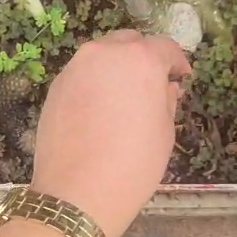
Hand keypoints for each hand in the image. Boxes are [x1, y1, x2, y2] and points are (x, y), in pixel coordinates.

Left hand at [30, 30, 190, 236]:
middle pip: (129, 43)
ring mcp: (75, 68)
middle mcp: (104, 53)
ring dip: (116, 68)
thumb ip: (166, 100)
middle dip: (143, 58)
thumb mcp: (164, 132)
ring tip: (124, 97)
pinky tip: (99, 109)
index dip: (176, 62)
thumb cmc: (133, 163)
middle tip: (152, 84)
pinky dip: (94, 82)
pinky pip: (82, 74)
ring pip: (102, 55)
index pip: (164, 47)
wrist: (77, 193)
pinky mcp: (55, 86)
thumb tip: (165, 87)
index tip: (181, 78)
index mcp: (140, 59)